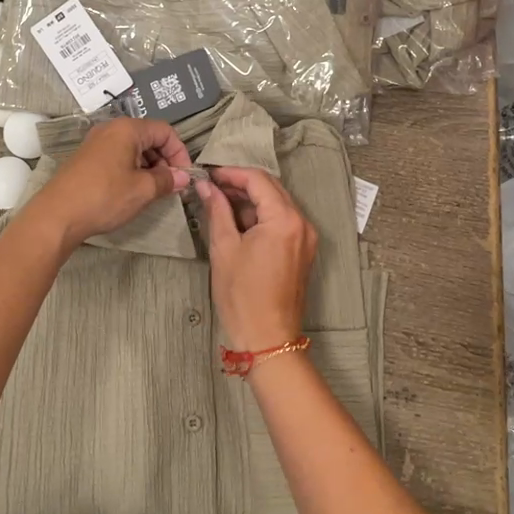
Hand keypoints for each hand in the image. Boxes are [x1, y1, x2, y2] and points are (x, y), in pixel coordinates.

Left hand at [22, 118, 191, 247]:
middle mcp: (111, 129)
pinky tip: (131, 191)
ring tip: (151, 191)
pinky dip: (131, 169)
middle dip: (164, 160)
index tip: (184, 176)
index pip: (165, 131)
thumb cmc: (104, 197)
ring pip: (133, 148)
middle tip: (169, 185)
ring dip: (148, 166)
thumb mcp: (142, 190)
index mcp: (127, 129)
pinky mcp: (87, 158)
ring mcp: (96, 143)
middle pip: (148, 137)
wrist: (57, 215)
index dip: (179, 152)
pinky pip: (117, 156)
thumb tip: (183, 177)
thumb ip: (166, 180)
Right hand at [198, 166, 315, 352]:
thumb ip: (217, 210)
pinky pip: (283, 221)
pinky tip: (239, 223)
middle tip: (212, 188)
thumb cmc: (242, 295)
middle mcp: (302, 223)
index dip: (231, 173)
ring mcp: (306, 238)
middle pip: (271, 188)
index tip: (209, 175)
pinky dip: (261, 216)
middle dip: (241, 184)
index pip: (258, 180)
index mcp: (285, 219)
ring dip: (251, 200)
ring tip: (221, 204)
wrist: (267, 339)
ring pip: (277, 204)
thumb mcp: (224, 248)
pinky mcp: (303, 250)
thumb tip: (206, 186)